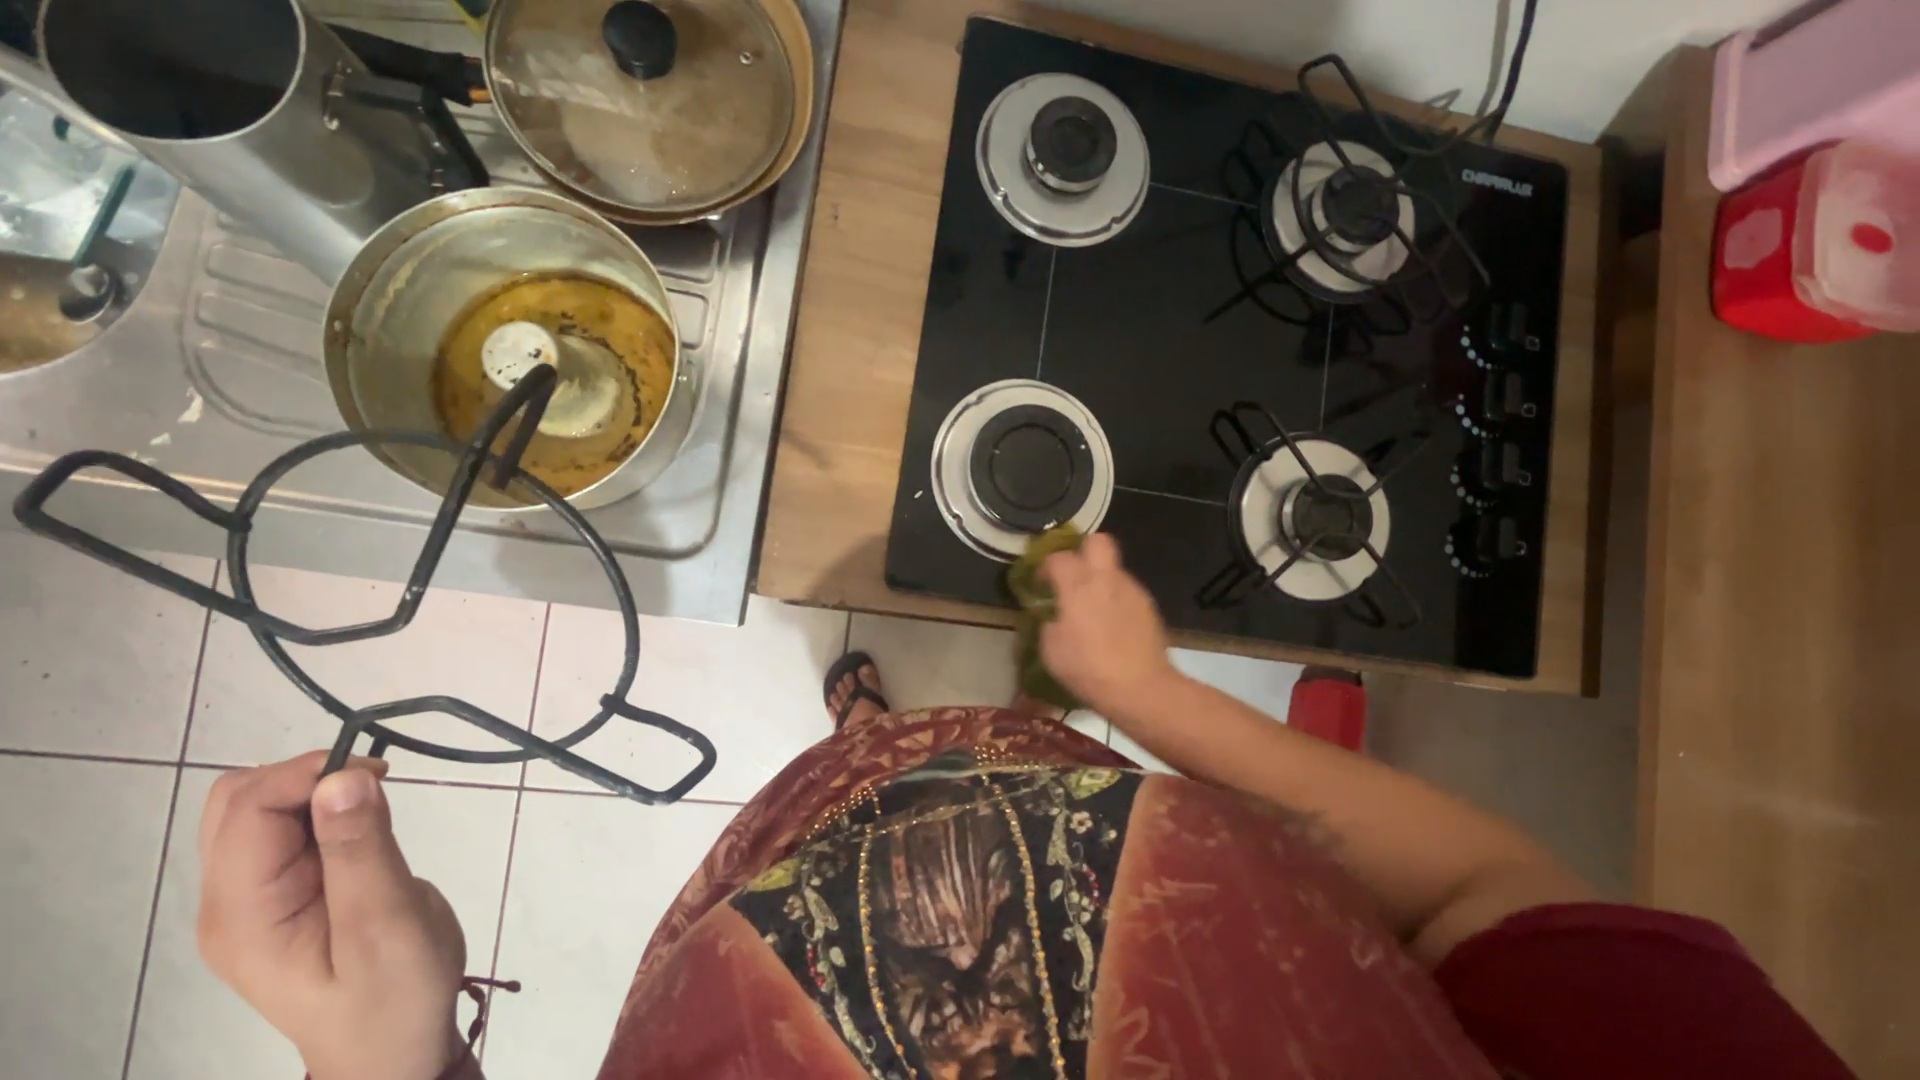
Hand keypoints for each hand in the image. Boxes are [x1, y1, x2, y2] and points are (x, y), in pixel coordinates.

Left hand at [197, 752, 467, 1079]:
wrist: (393, 1056)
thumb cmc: (395, 997)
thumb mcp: (388, 924)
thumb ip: (362, 849)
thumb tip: (343, 775)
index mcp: (245, 914)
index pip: (249, 810)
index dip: (308, 774)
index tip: (381, 773)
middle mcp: (229, 904)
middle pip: (237, 804)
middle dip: (306, 776)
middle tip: (378, 786)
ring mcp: (250, 903)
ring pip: (256, 813)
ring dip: (314, 793)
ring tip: (375, 810)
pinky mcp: (279, 900)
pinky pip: (282, 835)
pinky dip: (322, 813)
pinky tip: (363, 830)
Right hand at [1038, 533, 1181, 715]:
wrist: (1140, 687)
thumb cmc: (1088, 668)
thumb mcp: (1052, 651)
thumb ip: (1049, 626)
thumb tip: (1054, 619)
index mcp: (1078, 586)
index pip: (1058, 558)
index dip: (1046, 567)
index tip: (1041, 584)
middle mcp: (1107, 579)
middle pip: (1098, 541)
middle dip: (1083, 550)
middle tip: (1073, 574)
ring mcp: (1132, 591)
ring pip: (1114, 569)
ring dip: (1100, 580)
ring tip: (1092, 608)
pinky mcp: (1149, 607)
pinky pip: (1127, 592)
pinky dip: (1115, 600)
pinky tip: (1111, 625)